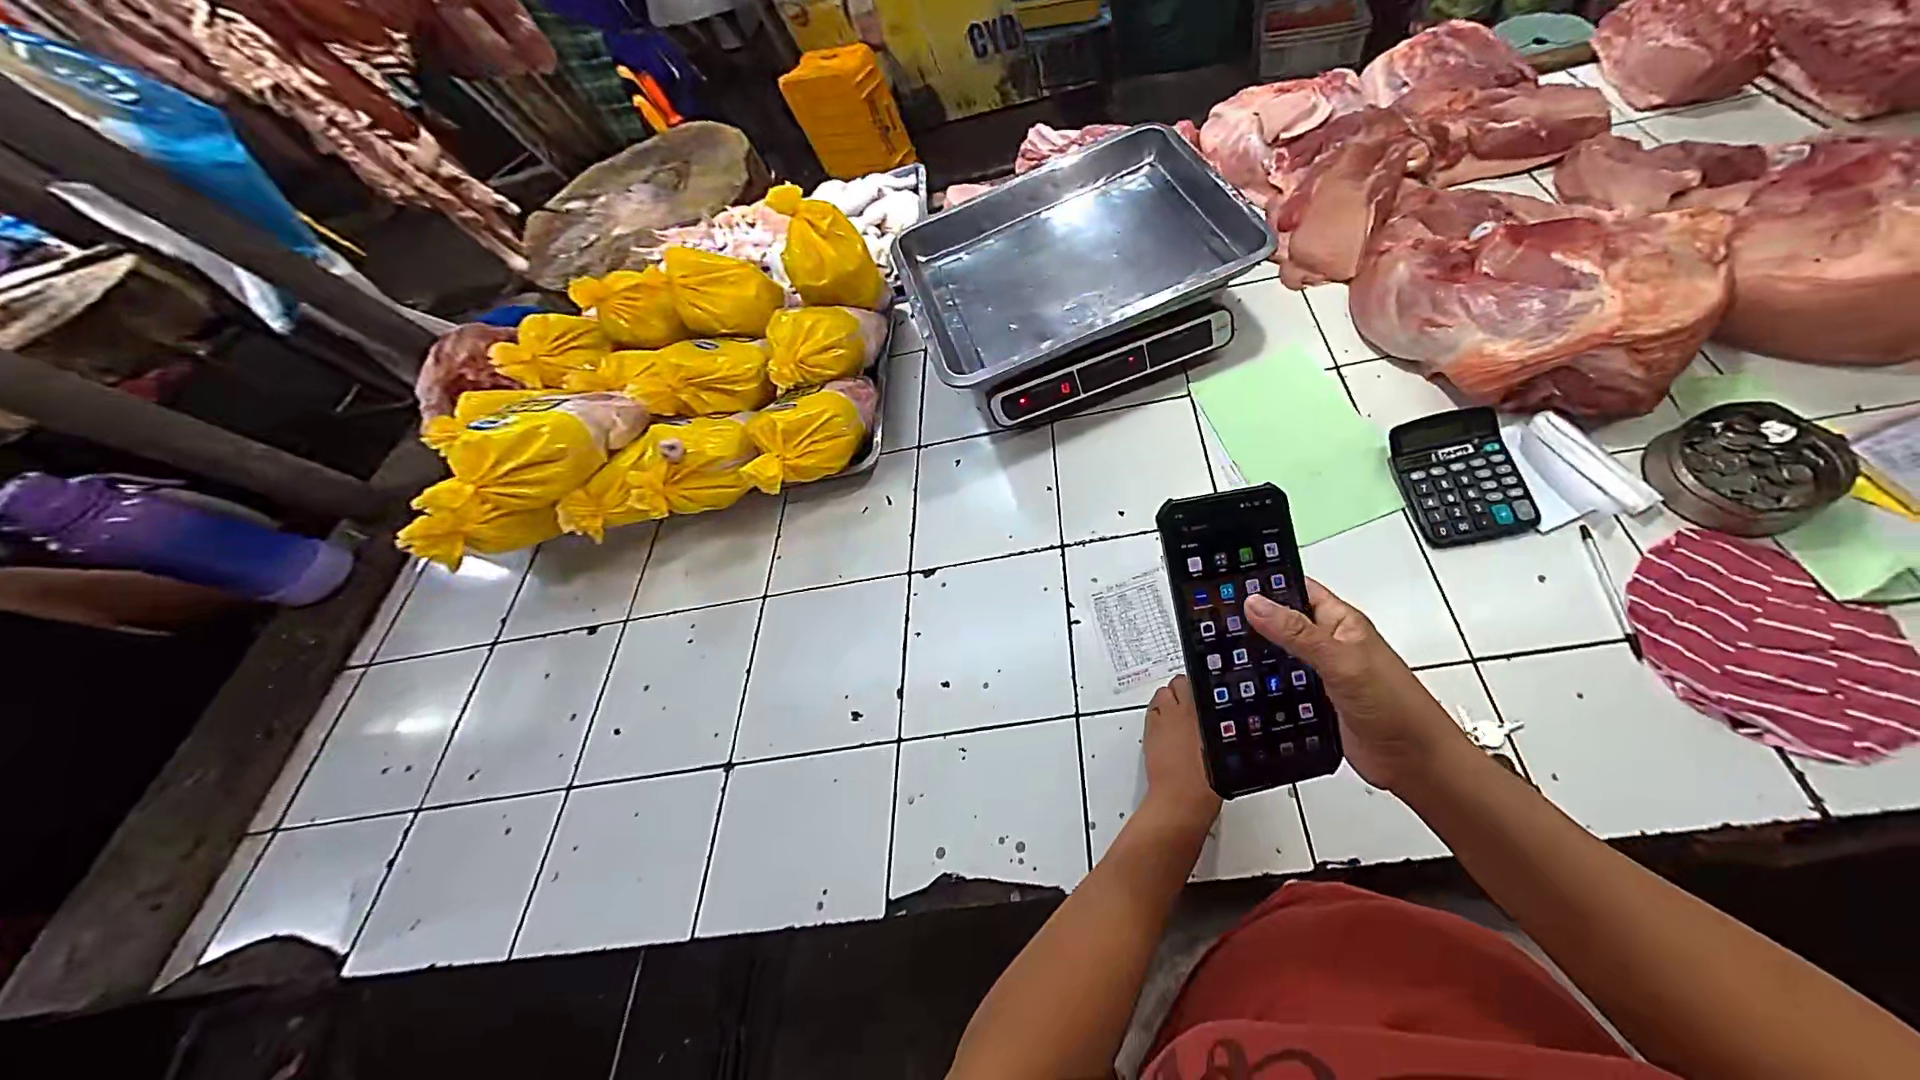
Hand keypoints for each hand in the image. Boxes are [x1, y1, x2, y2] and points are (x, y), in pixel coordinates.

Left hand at [1142, 676, 1220, 834]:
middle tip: (1188, 704)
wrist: (1182, 797)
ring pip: (1161, 694)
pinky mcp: (1148, 730)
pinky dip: (1157, 715)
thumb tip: (1219, 724)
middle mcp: (1181, 710)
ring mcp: (1163, 719)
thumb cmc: (1207, 781)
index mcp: (1204, 711)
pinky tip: (1165, 728)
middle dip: (1182, 691)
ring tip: (1175, 716)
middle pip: (1177, 683)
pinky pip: (1151, 711)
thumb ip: (1219, 729)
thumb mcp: (1225, 749)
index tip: (1202, 691)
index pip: (1198, 682)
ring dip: (1167, 701)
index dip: (1200, 687)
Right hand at [1242, 580, 1469, 793]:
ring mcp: (1319, 673)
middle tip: (1215, 617)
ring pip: (1276, 655)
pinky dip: (1262, 685)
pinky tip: (1243, 684)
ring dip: (1256, 655)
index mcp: (1340, 622)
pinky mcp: (1312, 701)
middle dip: (1252, 619)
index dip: (1267, 583)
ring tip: (1220, 648)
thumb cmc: (1398, 706)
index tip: (1229, 580)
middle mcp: (1327, 644)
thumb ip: (1297, 633)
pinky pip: (1279, 685)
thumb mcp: (1342, 661)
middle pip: (1281, 622)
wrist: (1415, 763)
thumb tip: (1255, 603)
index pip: (1297, 589)